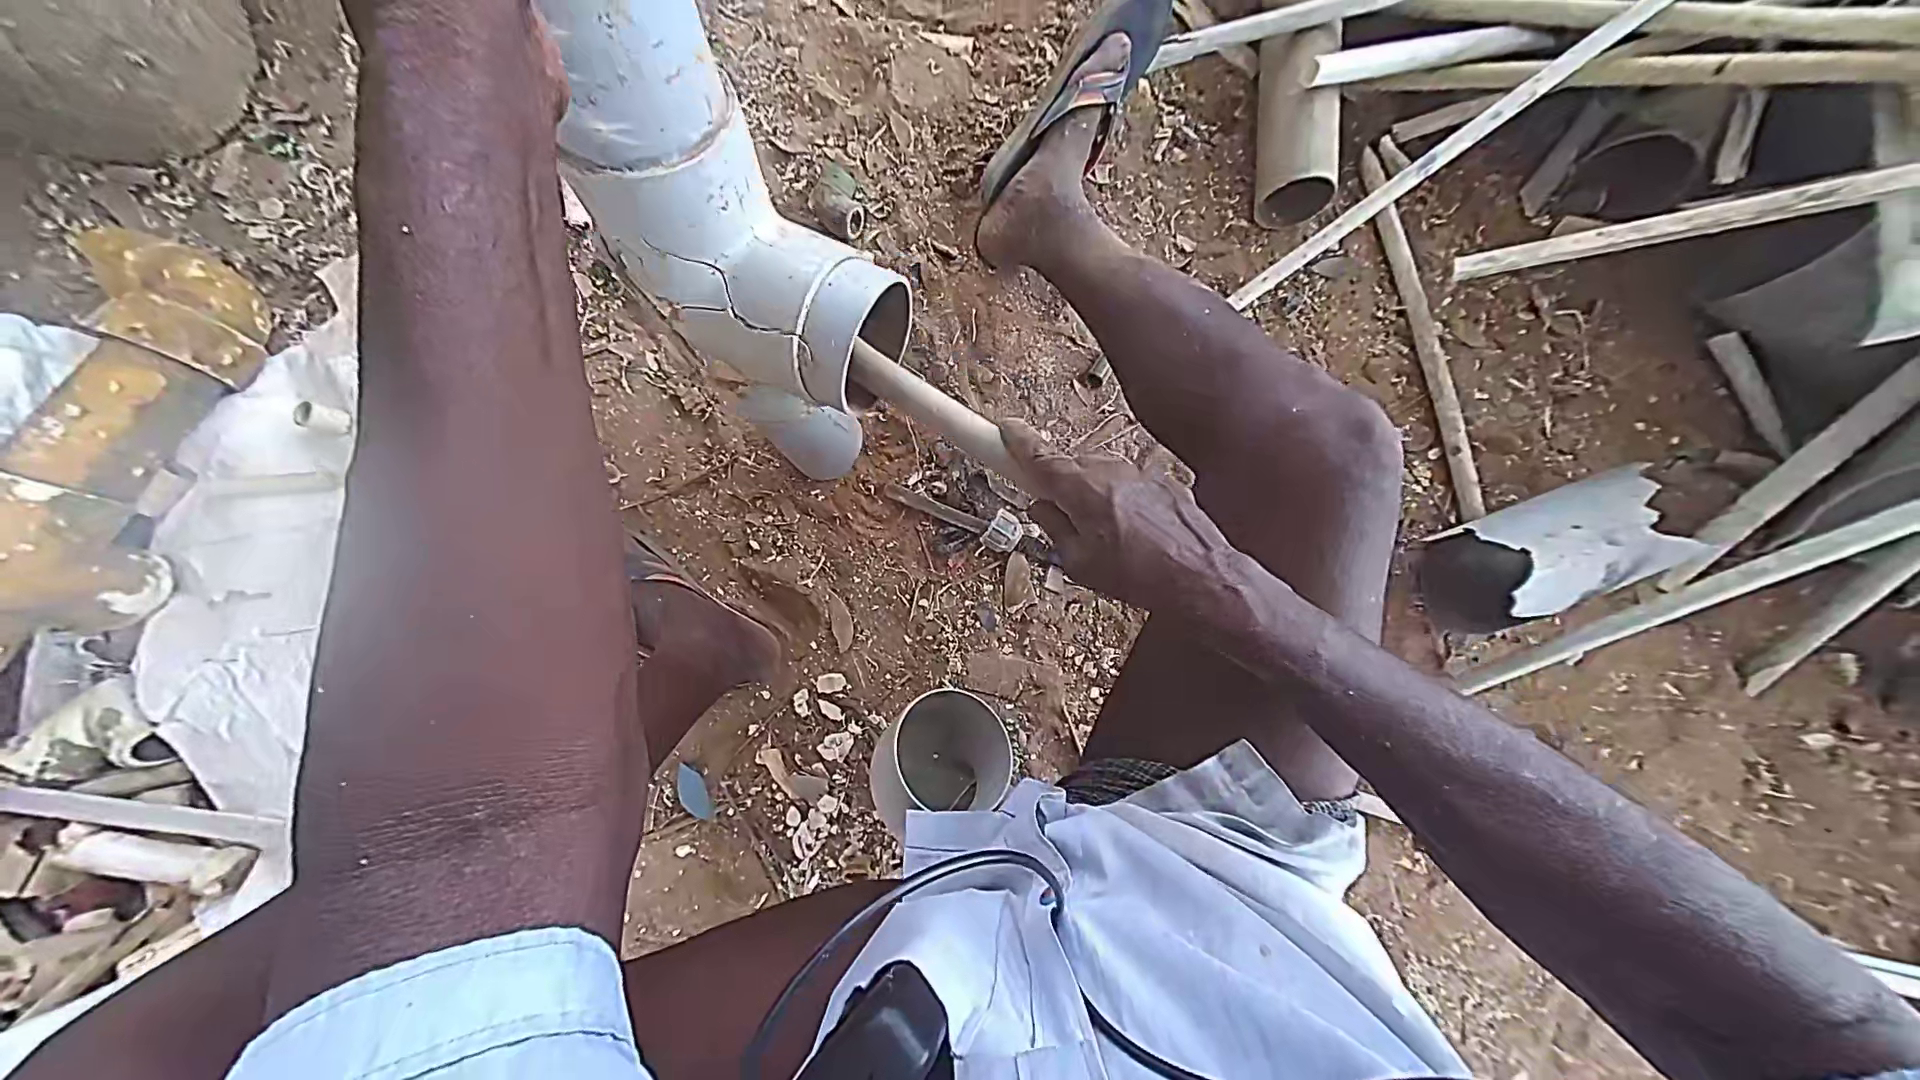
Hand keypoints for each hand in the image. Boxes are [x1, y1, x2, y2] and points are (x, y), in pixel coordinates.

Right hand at [1001, 419, 1250, 617]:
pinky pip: (1127, 483)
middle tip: (1058, 513)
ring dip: (1091, 493)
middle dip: (1059, 483)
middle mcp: (1108, 470)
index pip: (1039, 456)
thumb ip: (1053, 528)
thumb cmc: (1137, 576)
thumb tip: (1040, 508)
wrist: (1200, 577)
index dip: (1017, 441)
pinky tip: (1131, 531)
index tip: (1003, 427)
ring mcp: (1138, 472)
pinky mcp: (1162, 480)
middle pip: (1070, 465)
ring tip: (1103, 533)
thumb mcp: (1078, 562)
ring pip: (1100, 473)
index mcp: (1080, 488)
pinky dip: (1120, 499)